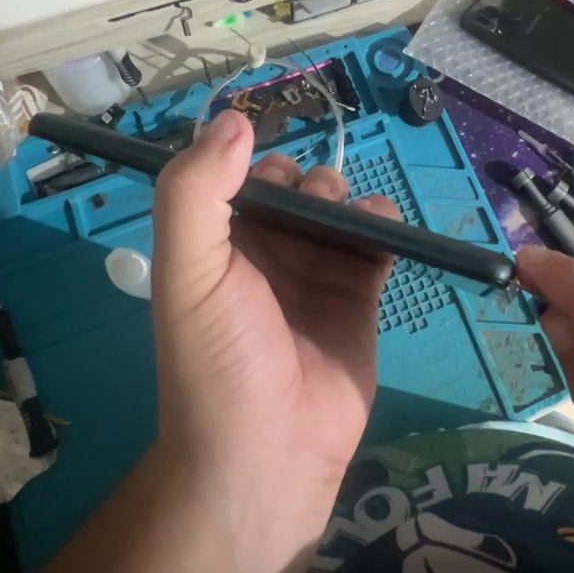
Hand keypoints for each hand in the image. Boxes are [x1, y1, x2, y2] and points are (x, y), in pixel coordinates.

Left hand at [0, 110, 397, 572]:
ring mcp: (316, 273)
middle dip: (311, 182)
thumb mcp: (189, 271)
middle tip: (316, 205)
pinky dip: (384, 227)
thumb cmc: (219, 358)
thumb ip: (197, 192)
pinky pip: (376, 244)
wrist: (269, 453)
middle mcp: (267, 253)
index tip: (271, 169)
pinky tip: (385, 232)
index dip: (256, 163)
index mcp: (219, 243)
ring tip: (353, 220)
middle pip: (297, 188)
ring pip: (340, 210)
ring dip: (350, 198)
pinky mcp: (359, 296)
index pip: (239, 179)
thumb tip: (233, 119)